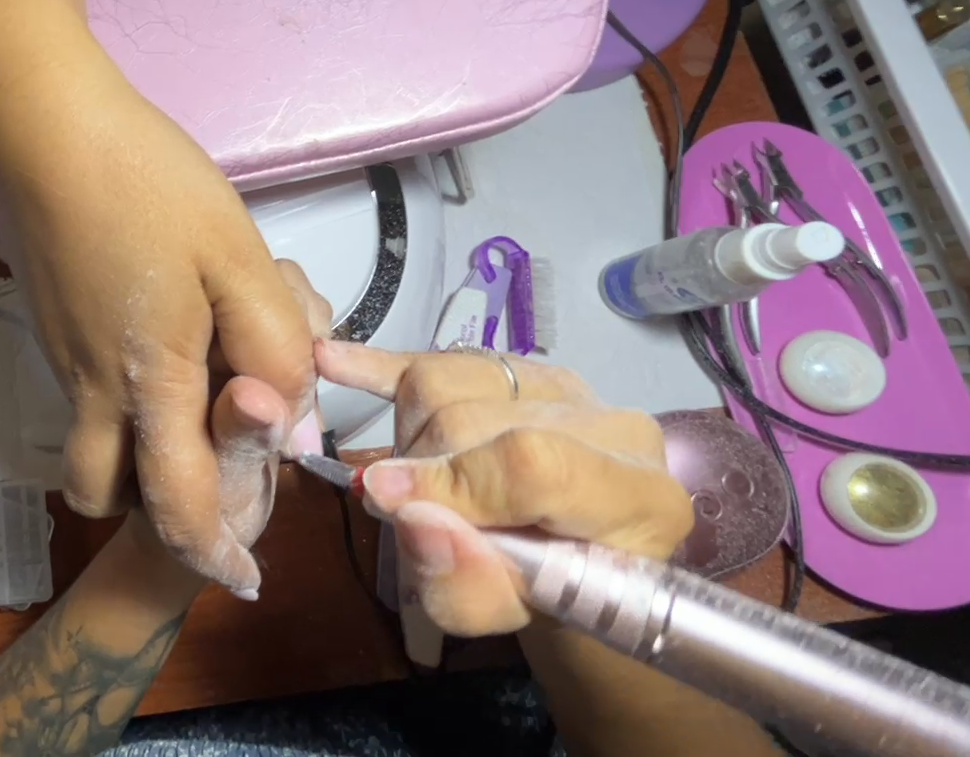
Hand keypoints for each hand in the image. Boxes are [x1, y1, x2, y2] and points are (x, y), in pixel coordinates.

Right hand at [0, 71, 314, 597]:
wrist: (45, 129)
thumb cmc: (147, 185)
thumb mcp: (235, 255)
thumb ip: (271, 346)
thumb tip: (289, 418)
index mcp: (147, 379)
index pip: (175, 503)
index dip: (211, 550)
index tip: (243, 574)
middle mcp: (93, 385)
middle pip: (103, 494)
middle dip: (154, 509)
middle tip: (206, 466)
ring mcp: (62, 354)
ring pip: (95, 441)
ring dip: (140, 446)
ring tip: (192, 385)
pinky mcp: (51, 322)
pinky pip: (89, 392)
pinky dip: (130, 392)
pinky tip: (168, 323)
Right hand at [315, 343, 692, 635]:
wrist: (564, 556)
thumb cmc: (546, 592)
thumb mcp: (509, 613)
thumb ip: (468, 586)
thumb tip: (411, 516)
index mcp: (637, 495)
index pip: (530, 461)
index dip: (450, 481)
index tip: (386, 500)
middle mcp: (607, 422)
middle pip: (469, 419)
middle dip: (420, 468)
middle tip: (408, 508)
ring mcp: (555, 383)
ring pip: (443, 378)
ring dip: (405, 431)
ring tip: (415, 474)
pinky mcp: (505, 365)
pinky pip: (432, 355)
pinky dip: (375, 362)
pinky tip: (331, 359)